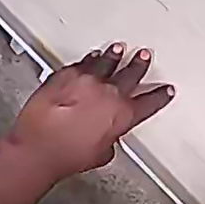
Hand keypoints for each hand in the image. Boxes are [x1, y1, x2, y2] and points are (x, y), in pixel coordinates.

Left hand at [0, 43, 174, 185]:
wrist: (39, 146)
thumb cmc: (66, 154)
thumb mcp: (100, 154)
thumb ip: (110, 138)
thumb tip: (106, 135)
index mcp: (123, 115)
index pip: (149, 102)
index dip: (159, 96)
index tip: (165, 90)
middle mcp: (109, 93)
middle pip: (131, 74)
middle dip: (139, 65)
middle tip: (144, 56)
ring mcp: (88, 80)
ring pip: (107, 62)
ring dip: (115, 55)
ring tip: (119, 48)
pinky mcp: (67, 74)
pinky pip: (84, 62)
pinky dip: (90, 59)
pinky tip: (92, 56)